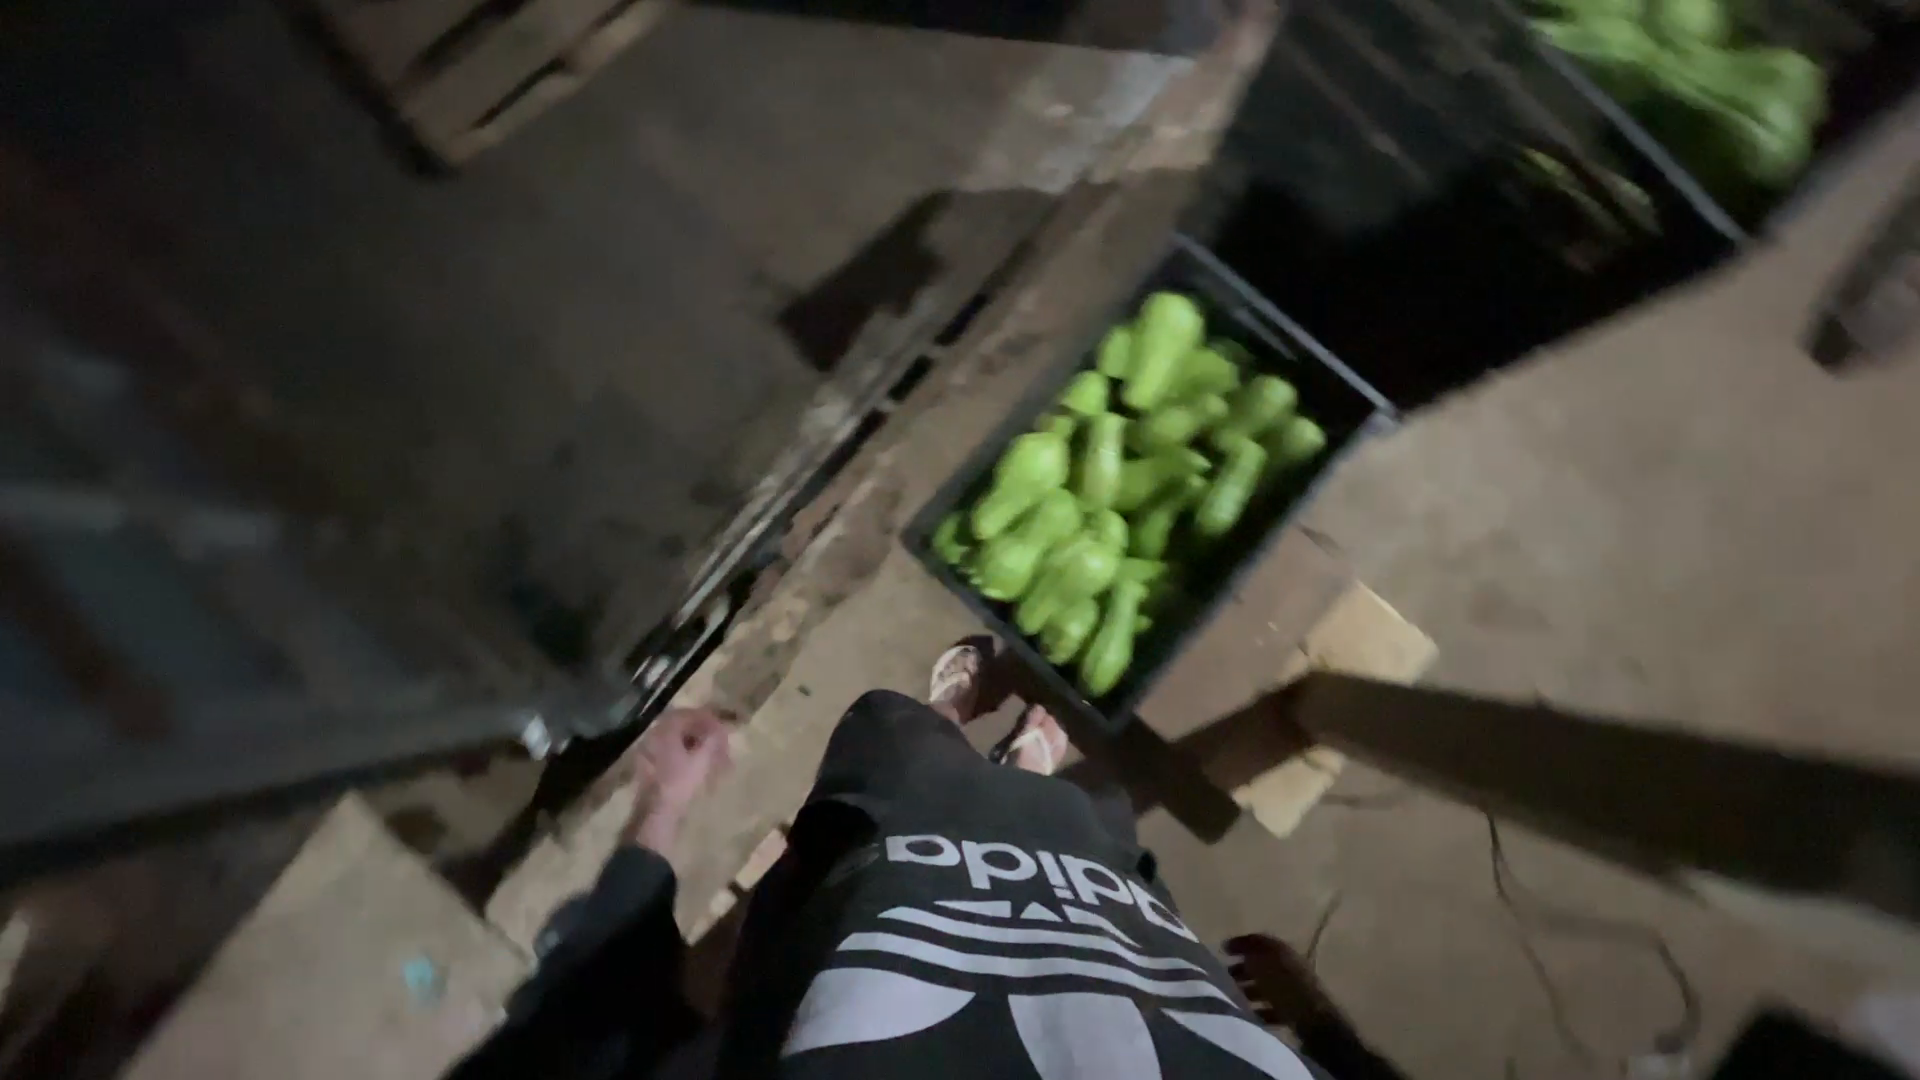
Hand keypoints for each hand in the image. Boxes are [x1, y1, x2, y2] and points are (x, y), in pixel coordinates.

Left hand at [625, 707, 733, 852]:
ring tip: (718, 761)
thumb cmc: (679, 784)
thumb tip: (720, 727)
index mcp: (664, 731)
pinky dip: (690, 758)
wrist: (655, 817)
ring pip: (680, 743)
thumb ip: (712, 739)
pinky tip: (703, 771)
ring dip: (700, 748)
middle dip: (706, 735)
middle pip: (684, 728)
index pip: (689, 714)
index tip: (723, 728)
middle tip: (722, 745)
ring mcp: (650, 754)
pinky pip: (674, 756)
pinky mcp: (652, 770)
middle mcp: (654, 738)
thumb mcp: (701, 759)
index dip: (709, 719)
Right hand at [1225, 934, 1345, 1034]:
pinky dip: (1261, 1009)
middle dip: (1242, 969)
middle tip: (1225, 975)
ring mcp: (1294, 990)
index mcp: (1282, 950)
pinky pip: (1274, 1007)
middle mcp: (1289, 966)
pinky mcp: (1297, 1012)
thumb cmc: (1286, 988)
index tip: (1223, 949)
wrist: (1317, 1023)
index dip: (1240, 943)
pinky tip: (1250, 1014)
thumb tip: (1237, 951)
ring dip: (1250, 990)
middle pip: (1261, 964)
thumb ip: (1249, 956)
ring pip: (1267, 986)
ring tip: (1234, 996)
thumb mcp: (1263, 966)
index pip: (1257, 940)